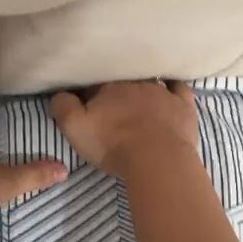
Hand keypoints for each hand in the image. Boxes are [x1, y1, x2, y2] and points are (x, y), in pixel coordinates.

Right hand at [51, 81, 199, 178]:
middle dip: (116, 93)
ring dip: (142, 92)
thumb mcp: (74, 127)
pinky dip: (172, 89)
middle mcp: (135, 82)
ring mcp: (162, 91)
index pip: (94, 84)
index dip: (89, 94)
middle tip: (112, 109)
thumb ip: (62, 106)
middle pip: (122, 83)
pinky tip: (170, 93)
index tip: (86, 105)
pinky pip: (178, 89)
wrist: (157, 159)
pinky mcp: (183, 105)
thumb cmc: (112, 144)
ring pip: (149, 84)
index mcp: (108, 86)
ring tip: (139, 106)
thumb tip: (59, 93)